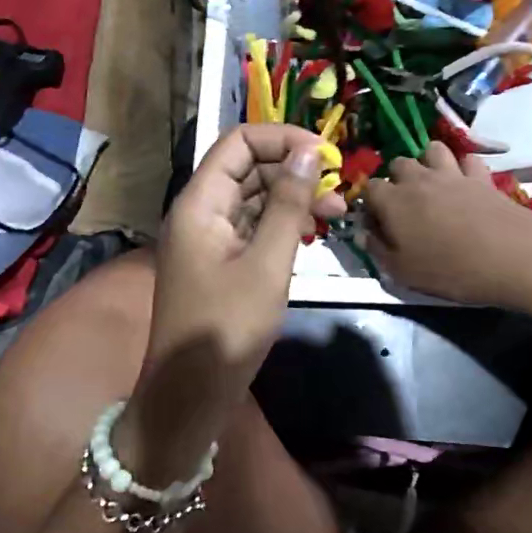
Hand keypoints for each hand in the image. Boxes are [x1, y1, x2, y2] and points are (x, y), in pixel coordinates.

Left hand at [124, 125, 346, 476]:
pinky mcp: (220, 261)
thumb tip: (310, 152)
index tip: (327, 156)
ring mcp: (209, 238)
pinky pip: (252, 227)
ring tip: (336, 217)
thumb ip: (287, 203)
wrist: (191, 393)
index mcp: (200, 203)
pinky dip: (281, 225)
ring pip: (253, 199)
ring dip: (293, 200)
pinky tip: (308, 236)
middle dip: (295, 172)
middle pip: (248, 168)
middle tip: (340, 195)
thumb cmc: (227, 326)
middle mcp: (200, 212)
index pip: (239, 142)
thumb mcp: (267, 263)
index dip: (283, 139)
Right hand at [362, 142, 531, 305]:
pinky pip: (468, 159)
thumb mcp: (403, 272)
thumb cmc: (449, 269)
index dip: (372, 204)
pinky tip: (466, 183)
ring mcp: (452, 174)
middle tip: (406, 205)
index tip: (379, 223)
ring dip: (428, 162)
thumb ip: (378, 250)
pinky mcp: (482, 176)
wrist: (509, 256)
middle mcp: (418, 179)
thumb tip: (364, 235)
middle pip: (398, 164)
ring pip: (432, 150)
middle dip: (397, 179)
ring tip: (433, 185)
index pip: (370, 188)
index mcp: (393, 201)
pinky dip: (464, 167)